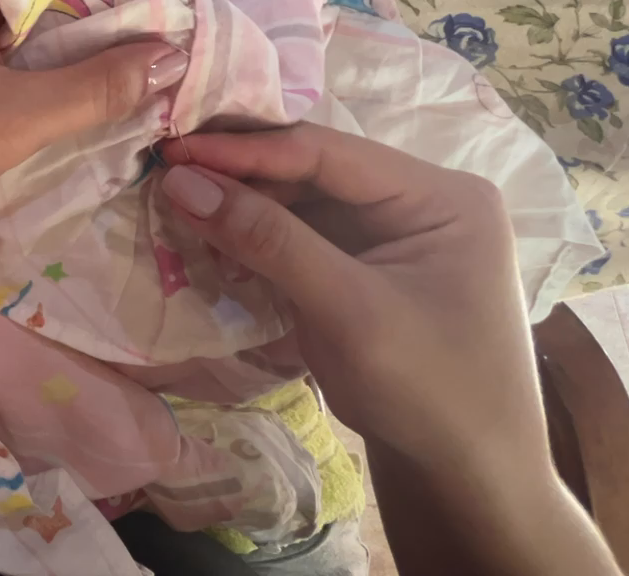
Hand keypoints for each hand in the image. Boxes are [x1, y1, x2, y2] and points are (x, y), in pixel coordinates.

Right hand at [157, 125, 622, 575]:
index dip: (244, 149)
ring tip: (175, 196)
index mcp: (439, 194)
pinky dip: (245, 231)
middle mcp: (411, 197)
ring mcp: (380, 229)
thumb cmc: (430, 391)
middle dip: (235, 171)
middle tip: (165, 167)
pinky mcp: (351, 259)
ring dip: (235, 200)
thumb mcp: (349, 310)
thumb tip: (178, 179)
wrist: (463, 479)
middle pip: (305, 166)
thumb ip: (266, 238)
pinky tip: (205, 229)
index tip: (174, 152)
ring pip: (290, 195)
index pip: (324, 151)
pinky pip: (288, 228)